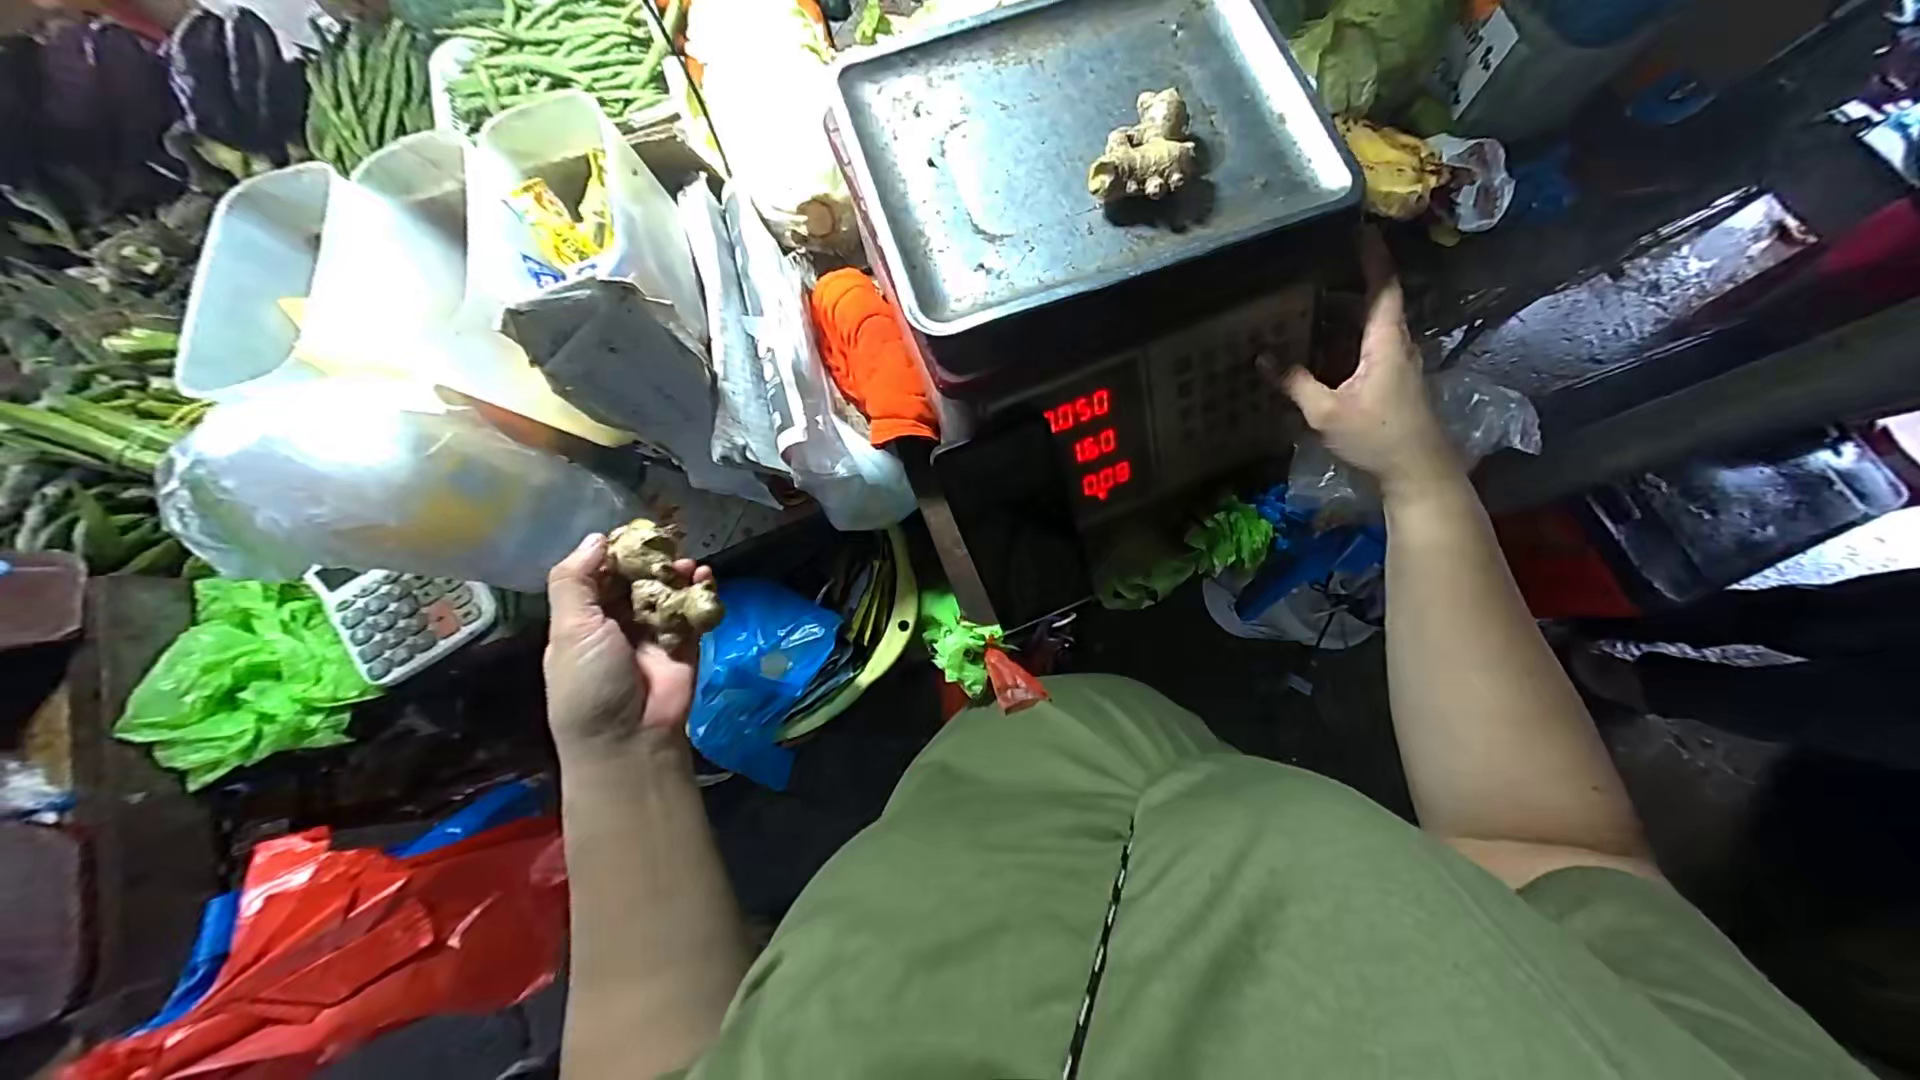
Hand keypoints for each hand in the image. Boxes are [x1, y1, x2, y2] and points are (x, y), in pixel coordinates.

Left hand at [544, 532, 712, 757]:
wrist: (628, 736)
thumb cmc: (589, 681)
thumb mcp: (569, 629)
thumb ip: (576, 581)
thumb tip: (596, 538)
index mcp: (585, 619)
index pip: (600, 574)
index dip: (615, 551)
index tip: (634, 530)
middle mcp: (620, 623)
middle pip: (638, 580)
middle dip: (651, 559)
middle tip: (666, 540)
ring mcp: (655, 633)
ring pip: (669, 592)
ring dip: (677, 574)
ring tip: (686, 562)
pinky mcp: (686, 643)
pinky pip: (695, 612)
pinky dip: (701, 592)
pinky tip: (705, 577)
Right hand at [1262, 229, 1459, 498]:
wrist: (1417, 472)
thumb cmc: (1377, 437)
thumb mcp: (1326, 412)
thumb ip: (1294, 382)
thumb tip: (1262, 356)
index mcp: (1386, 341)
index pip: (1384, 287)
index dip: (1373, 257)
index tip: (1359, 230)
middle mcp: (1396, 345)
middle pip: (1373, 304)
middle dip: (1345, 286)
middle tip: (1310, 273)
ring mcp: (1395, 365)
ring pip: (1367, 329)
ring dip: (1340, 316)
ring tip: (1305, 307)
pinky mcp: (1390, 383)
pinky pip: (1363, 350)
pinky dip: (1341, 342)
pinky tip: (1316, 352)